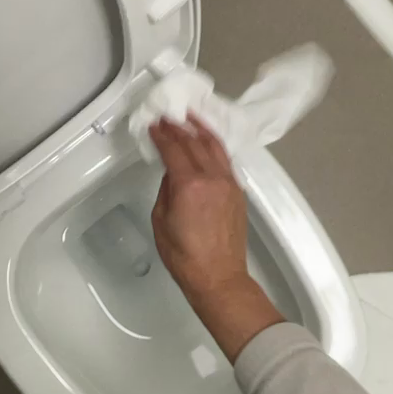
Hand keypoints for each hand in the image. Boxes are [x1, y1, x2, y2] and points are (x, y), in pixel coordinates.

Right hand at [149, 117, 283, 358]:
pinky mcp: (237, 191)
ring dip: (201, 129)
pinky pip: (225, 160)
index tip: (155, 124)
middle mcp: (212, 178)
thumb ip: (166, 190)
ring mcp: (229, 183)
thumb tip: (172, 174)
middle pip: (195, 143)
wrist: (219, 276)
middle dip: (179, 127)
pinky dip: (214, 145)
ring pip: (215, 146)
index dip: (162, 134)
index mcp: (189, 185)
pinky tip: (207, 141)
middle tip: (168, 116)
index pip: (174, 149)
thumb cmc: (184, 256)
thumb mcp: (161, 220)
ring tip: (191, 117)